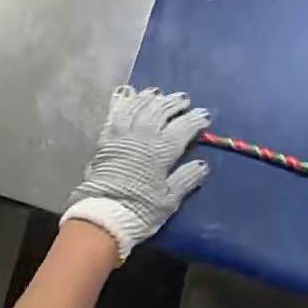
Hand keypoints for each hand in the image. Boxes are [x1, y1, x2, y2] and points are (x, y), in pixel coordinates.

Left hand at [62, 87, 211, 260]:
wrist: (103, 214)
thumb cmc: (140, 210)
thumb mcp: (169, 200)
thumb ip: (185, 179)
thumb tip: (202, 164)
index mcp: (160, 152)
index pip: (182, 128)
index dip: (194, 120)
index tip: (204, 115)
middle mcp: (141, 138)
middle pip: (159, 112)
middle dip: (172, 104)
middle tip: (183, 99)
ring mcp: (121, 136)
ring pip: (136, 108)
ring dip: (148, 98)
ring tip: (157, 93)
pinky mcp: (105, 140)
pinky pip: (114, 114)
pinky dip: (121, 101)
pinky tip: (126, 93)